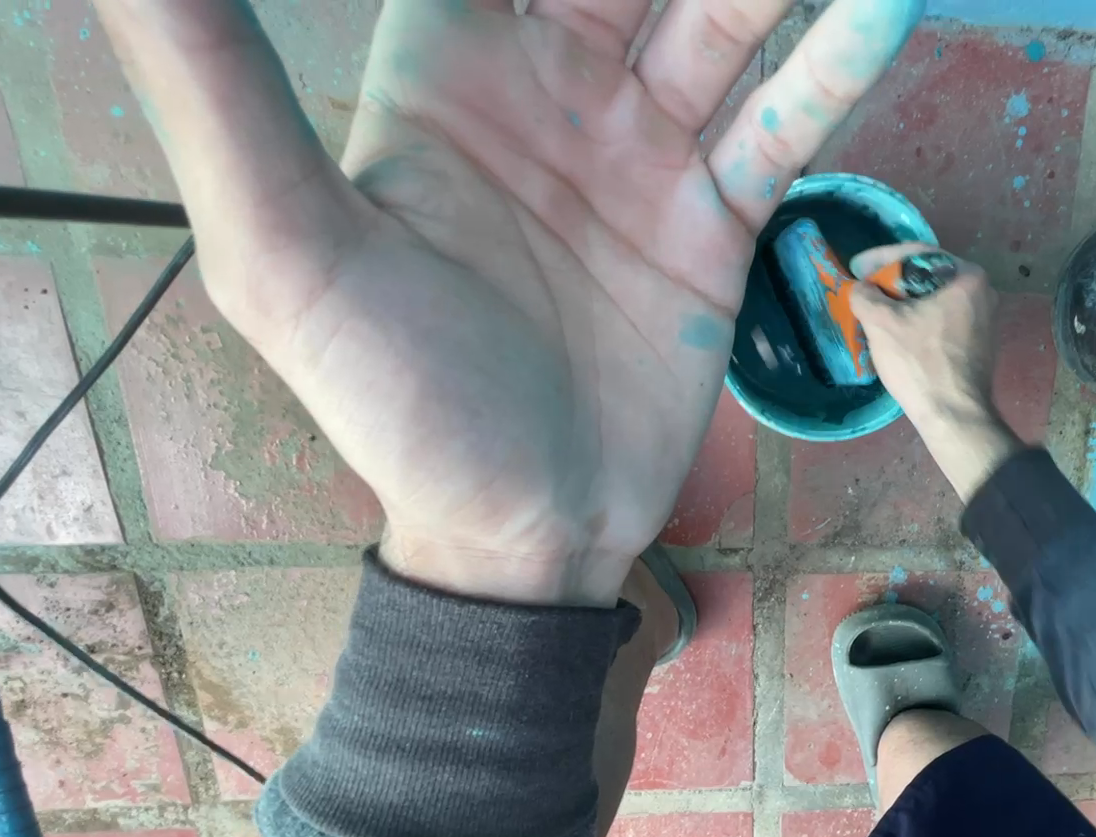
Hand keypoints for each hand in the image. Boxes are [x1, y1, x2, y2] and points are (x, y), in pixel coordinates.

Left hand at [92, 0, 922, 603]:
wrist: (528, 526)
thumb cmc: (401, 410)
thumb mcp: (284, 259)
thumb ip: (216, 92)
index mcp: (446, 68)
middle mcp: (557, 87)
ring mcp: (651, 155)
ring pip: (719, 25)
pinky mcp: (721, 225)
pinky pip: (779, 130)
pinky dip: (826, 72)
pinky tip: (879, 13)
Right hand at [850, 245, 1020, 498]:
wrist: (952, 414)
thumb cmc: (919, 363)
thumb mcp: (882, 323)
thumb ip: (866, 295)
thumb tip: (862, 289)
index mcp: (967, 276)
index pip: (917, 254)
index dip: (880, 258)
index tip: (856, 265)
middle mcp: (983, 292)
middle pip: (927, 276)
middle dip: (893, 282)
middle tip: (866, 288)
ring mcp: (985, 320)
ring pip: (935, 301)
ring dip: (906, 304)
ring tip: (878, 311)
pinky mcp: (979, 345)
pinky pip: (943, 321)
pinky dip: (920, 322)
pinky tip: (900, 334)